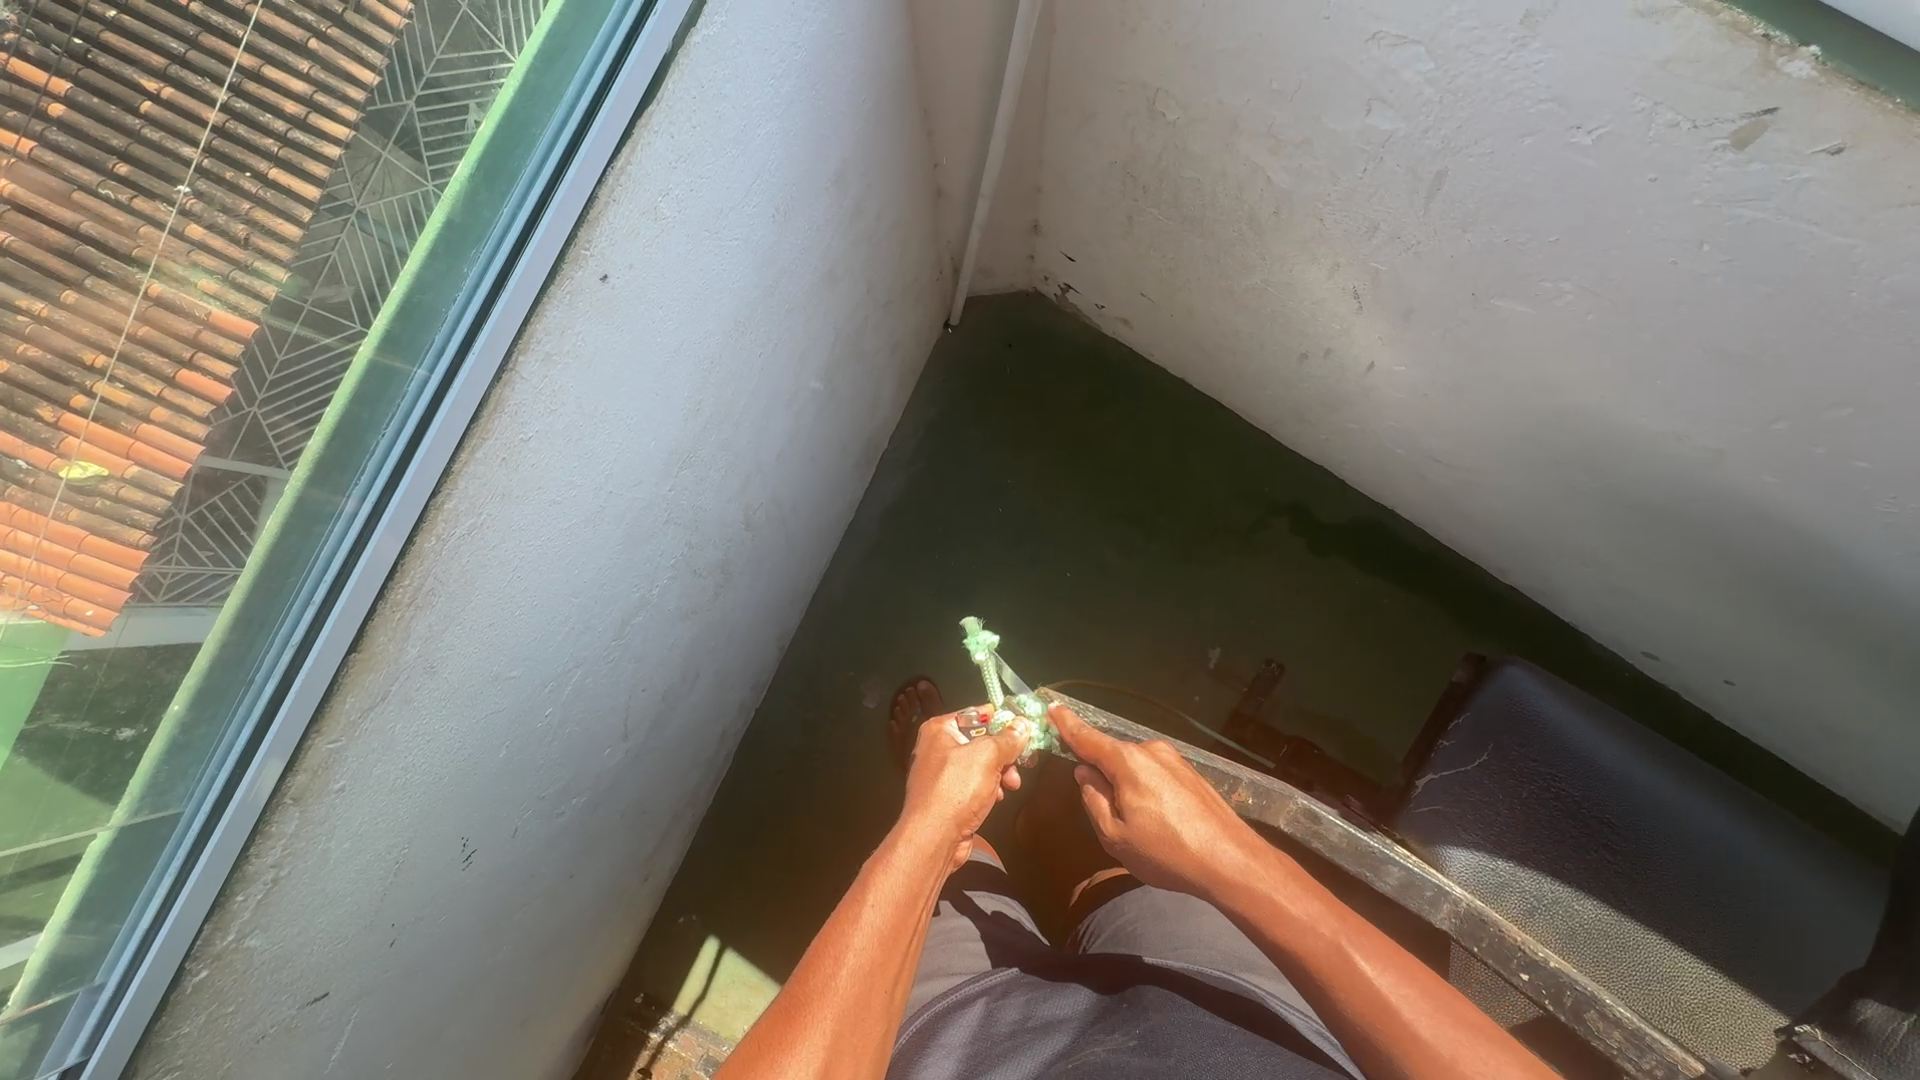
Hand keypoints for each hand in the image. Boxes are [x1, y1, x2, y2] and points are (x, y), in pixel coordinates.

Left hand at [901, 708, 1027, 870]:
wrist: (935, 837)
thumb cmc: (956, 789)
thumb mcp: (988, 756)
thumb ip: (1008, 738)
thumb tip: (1023, 725)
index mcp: (940, 730)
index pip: (976, 714)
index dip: (1001, 720)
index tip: (1023, 727)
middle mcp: (938, 748)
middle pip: (981, 741)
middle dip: (1004, 753)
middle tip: (1021, 761)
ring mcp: (942, 774)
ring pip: (982, 765)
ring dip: (1000, 773)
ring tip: (1011, 784)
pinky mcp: (949, 797)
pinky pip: (975, 785)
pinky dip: (989, 789)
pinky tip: (997, 798)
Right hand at [1049, 704, 1268, 900]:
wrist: (1232, 862)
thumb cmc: (1167, 852)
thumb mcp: (1115, 836)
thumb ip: (1093, 800)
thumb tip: (1085, 773)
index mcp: (1127, 762)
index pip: (1087, 737)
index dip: (1066, 724)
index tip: (1051, 707)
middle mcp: (1150, 751)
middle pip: (1112, 756)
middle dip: (1103, 777)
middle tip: (1110, 818)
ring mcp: (1174, 760)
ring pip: (1135, 768)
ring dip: (1128, 788)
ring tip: (1142, 830)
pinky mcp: (1191, 774)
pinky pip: (1156, 775)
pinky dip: (1149, 792)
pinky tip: (1162, 824)